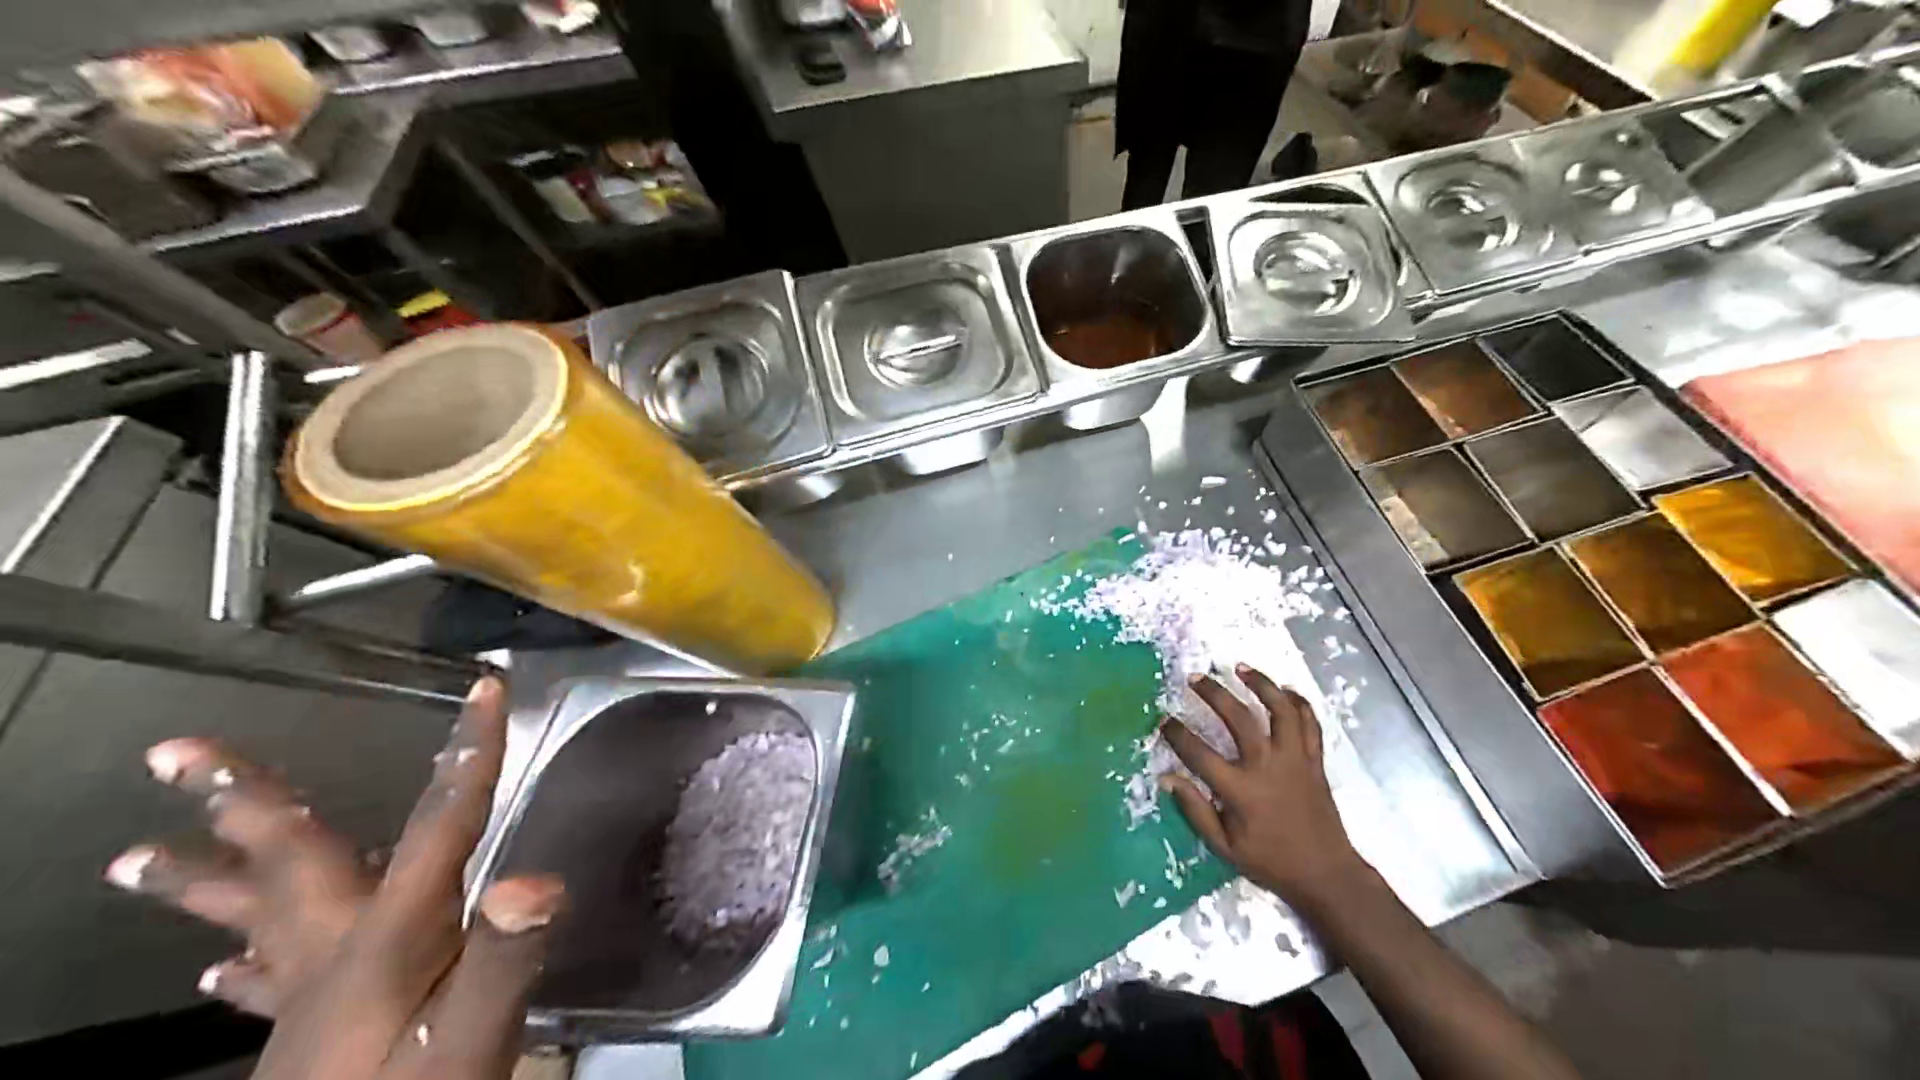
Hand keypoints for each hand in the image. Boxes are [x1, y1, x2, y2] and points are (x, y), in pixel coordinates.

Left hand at [106, 676, 563, 1078]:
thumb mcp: (473, 1036)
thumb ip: (502, 958)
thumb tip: (532, 879)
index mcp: (390, 931)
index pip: (445, 819)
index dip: (472, 749)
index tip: (485, 688)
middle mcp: (341, 943)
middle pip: (294, 858)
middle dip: (247, 800)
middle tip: (175, 754)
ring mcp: (315, 986)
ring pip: (253, 916)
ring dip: (205, 878)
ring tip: (132, 858)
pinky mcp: (308, 1026)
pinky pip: (262, 979)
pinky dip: (239, 963)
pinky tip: (216, 969)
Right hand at [1159, 664, 1369, 910]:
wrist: (1326, 874)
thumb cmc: (1270, 861)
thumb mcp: (1224, 846)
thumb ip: (1195, 810)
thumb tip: (1167, 779)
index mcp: (1241, 790)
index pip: (1199, 753)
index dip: (1177, 734)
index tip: (1164, 720)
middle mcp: (1268, 766)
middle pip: (1239, 718)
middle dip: (1214, 693)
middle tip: (1196, 678)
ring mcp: (1295, 760)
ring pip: (1280, 710)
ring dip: (1260, 685)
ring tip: (1241, 668)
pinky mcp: (1315, 761)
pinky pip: (1309, 723)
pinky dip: (1298, 703)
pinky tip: (1285, 690)